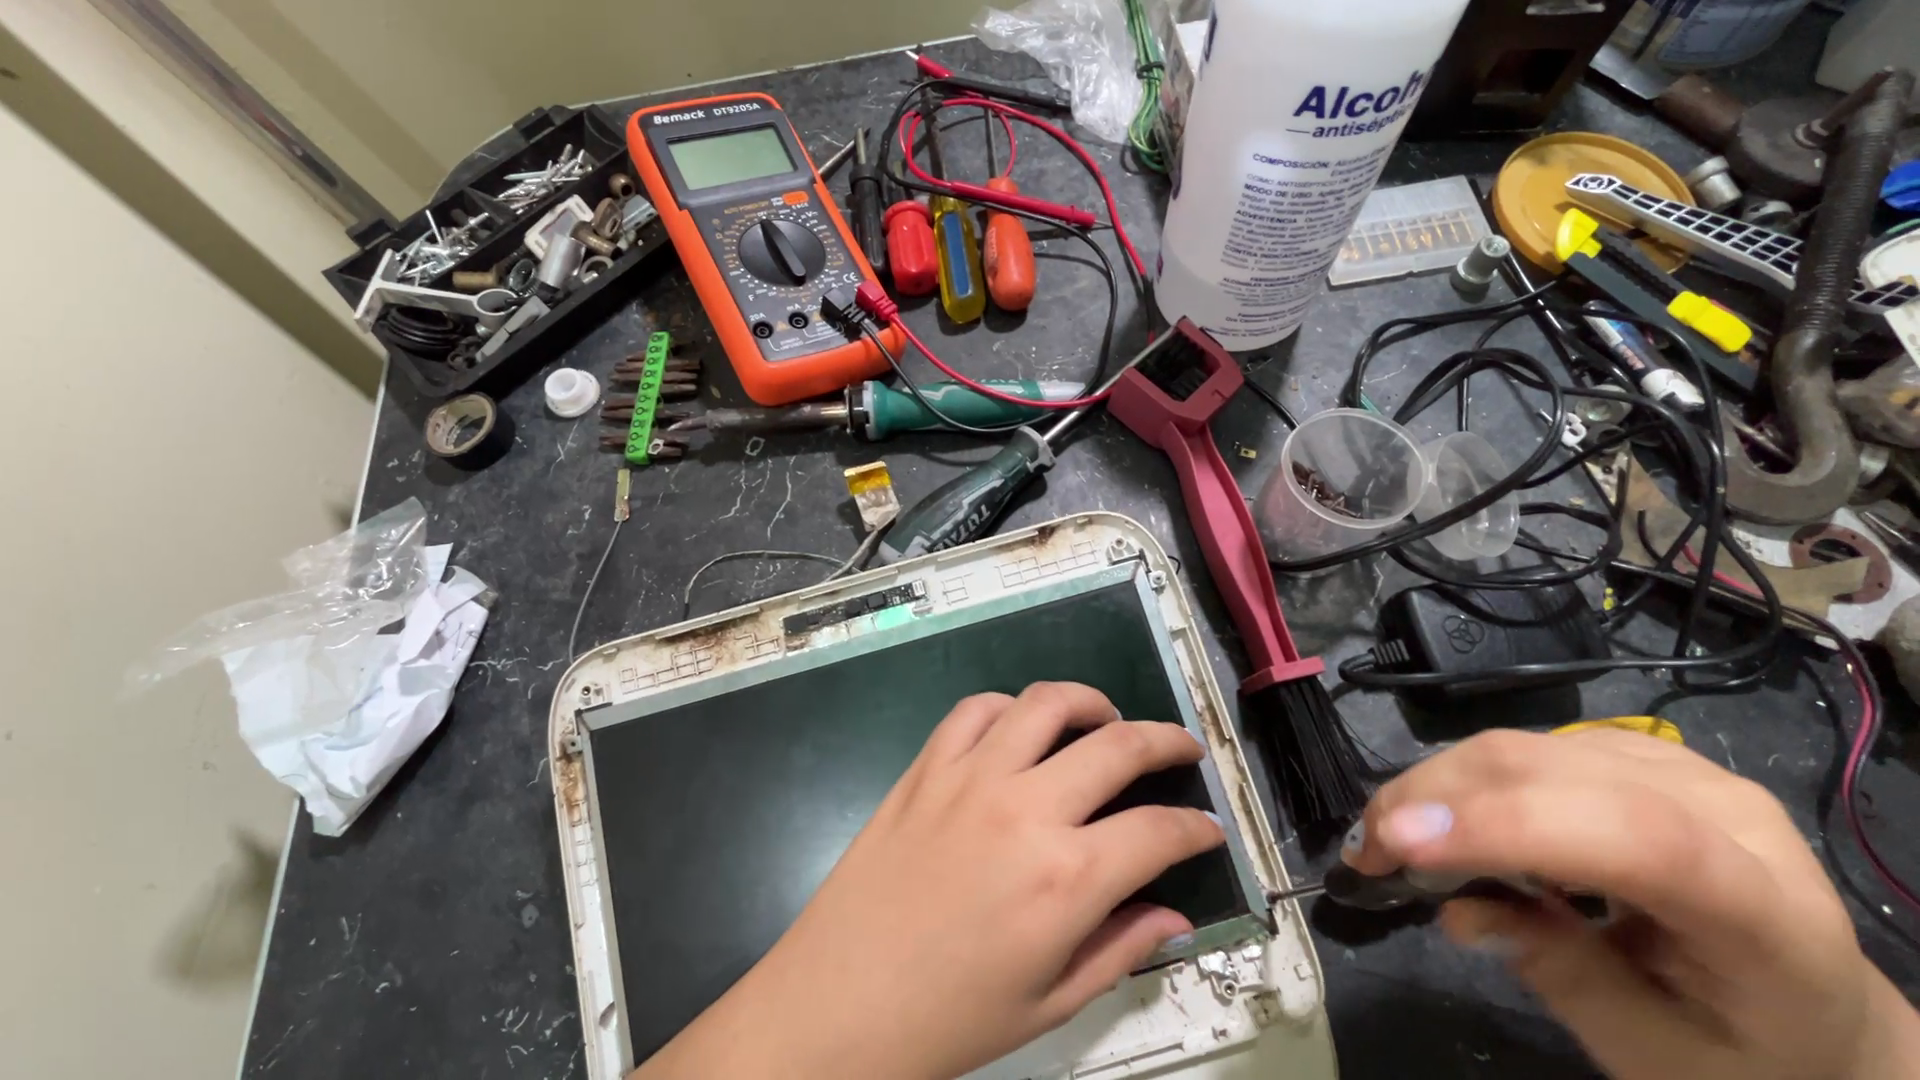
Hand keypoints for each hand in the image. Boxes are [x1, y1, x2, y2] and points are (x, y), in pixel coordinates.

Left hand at [634, 682, 1224, 1079]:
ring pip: (1047, 704)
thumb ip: (1121, 948)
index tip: (1205, 829)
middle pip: (1119, 745)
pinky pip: (975, 710)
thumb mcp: (1050, 1001)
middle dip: (1168, 742)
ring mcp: (969, 778)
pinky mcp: (925, 768)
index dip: (1196, 828)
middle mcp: (1025, 809)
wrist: (837, 1003)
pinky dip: (1010, 708)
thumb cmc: (948, 1017)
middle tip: (1183, 751)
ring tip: (1107, 721)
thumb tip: (1173, 915)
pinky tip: (1021, 729)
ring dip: (1091, 703)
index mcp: (1066, 878)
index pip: (1159, 832)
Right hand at [1345, 728, 1919, 1079]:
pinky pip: (1526, 747)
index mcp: (1768, 912)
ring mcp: (1680, 768)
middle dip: (1437, 800)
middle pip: (1554, 773)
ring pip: (1523, 746)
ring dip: (1436, 785)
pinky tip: (1444, 819)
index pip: (1640, 840)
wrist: (1824, 1012)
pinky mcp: (1636, 754)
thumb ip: (1565, 976)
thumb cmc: (1749, 1054)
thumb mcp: (1660, 1054)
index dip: (1511, 829)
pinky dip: (1464, 779)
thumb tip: (1458, 910)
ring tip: (1386, 835)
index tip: (1398, 845)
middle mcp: (1727, 810)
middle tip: (1364, 851)